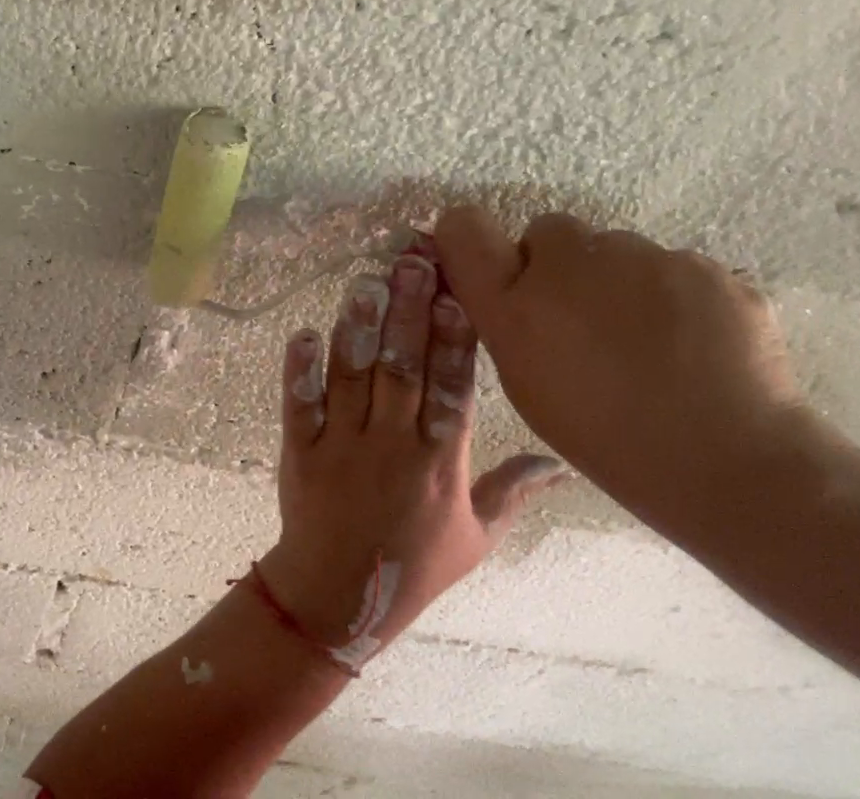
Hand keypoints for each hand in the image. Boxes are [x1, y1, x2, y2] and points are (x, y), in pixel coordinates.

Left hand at [258, 253, 567, 667]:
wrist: (339, 595)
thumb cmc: (413, 566)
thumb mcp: (477, 536)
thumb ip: (513, 492)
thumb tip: (560, 462)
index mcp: (441, 463)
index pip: (453, 390)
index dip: (455, 341)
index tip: (459, 295)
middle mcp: (393, 446)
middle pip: (403, 369)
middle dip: (408, 313)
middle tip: (412, 263)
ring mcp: (342, 445)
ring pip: (352, 378)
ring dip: (358, 329)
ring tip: (365, 283)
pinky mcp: (299, 450)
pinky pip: (299, 405)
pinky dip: (300, 370)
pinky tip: (305, 334)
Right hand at [434, 208, 805, 478]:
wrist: (724, 459)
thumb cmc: (601, 432)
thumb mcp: (522, 378)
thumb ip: (505, 316)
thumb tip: (505, 277)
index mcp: (513, 301)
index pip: (465, 227)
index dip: (475, 241)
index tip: (499, 272)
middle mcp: (570, 263)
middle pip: (552, 233)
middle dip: (559, 265)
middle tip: (580, 320)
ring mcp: (646, 259)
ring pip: (619, 251)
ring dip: (619, 280)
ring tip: (644, 341)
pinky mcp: (709, 269)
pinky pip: (678, 269)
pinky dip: (677, 297)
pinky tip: (690, 345)